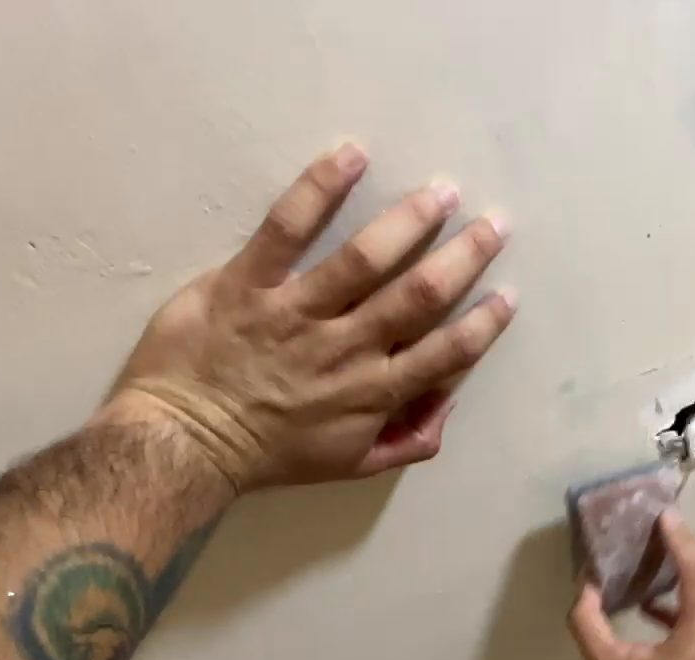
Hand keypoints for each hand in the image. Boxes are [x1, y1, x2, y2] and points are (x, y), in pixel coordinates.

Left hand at [104, 143, 515, 489]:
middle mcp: (347, 348)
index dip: (483, 325)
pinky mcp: (247, 283)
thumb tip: (447, 404)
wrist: (187, 443)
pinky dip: (318, 190)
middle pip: (418, 296)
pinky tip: (352, 156)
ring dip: (411, 221)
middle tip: (494, 225)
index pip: (446, 353)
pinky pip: (286, 230)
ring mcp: (297, 312)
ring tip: (444, 191)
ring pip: (365, 260)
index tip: (507, 295)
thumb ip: (409, 442)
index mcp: (375, 392)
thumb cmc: (275, 455)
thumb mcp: (353, 466)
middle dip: (464, 258)